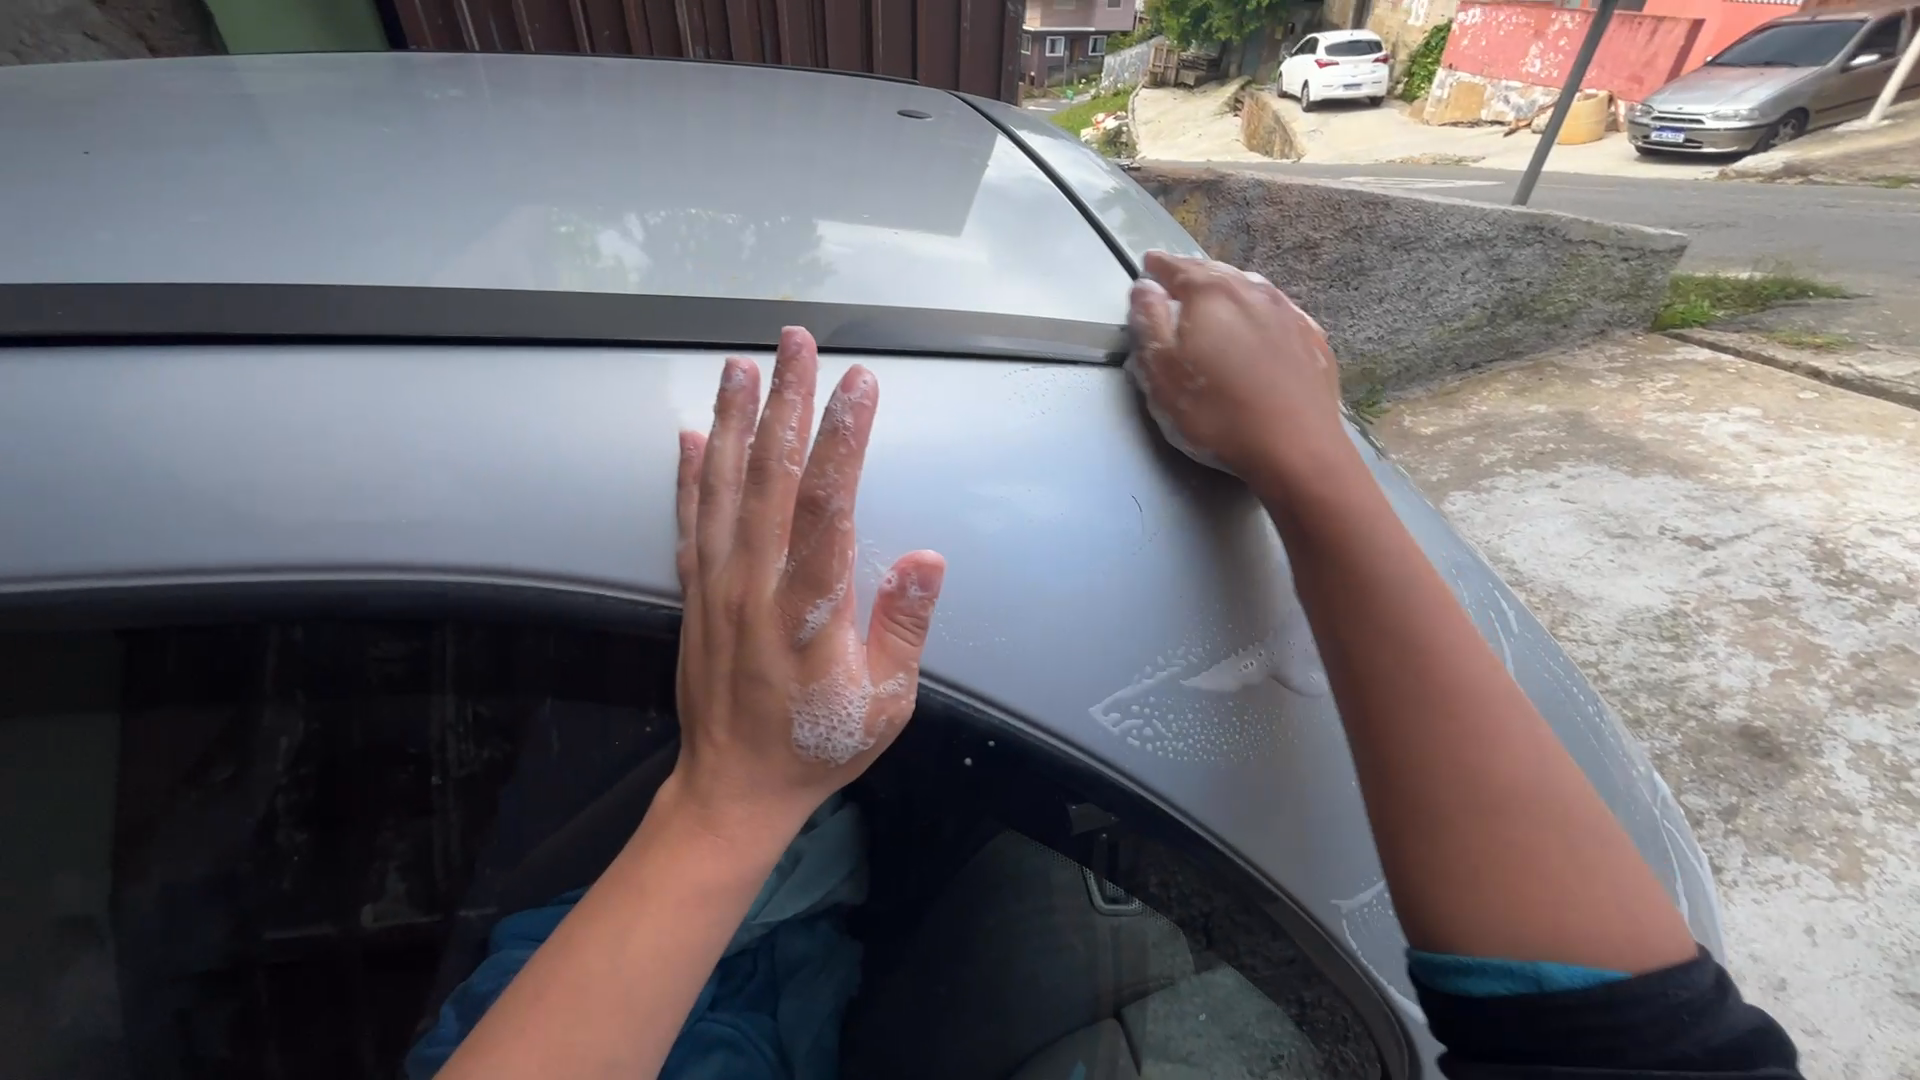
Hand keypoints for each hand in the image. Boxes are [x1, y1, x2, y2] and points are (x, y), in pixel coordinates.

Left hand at [671, 327, 945, 840]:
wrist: (733, 787)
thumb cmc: (818, 745)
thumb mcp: (885, 702)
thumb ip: (903, 626)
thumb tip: (926, 557)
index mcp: (808, 609)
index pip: (828, 507)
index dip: (844, 439)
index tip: (858, 384)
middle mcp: (754, 584)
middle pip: (771, 477)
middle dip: (788, 402)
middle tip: (799, 342)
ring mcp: (716, 585)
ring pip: (723, 487)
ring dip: (735, 421)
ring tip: (742, 365)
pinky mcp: (694, 593)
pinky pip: (690, 521)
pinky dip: (690, 474)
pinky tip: (694, 433)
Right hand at [1127, 251, 1351, 494]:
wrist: (1295, 448)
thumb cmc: (1217, 414)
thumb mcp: (1161, 374)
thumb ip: (1148, 324)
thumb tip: (1144, 289)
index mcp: (1211, 295)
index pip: (1177, 269)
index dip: (1159, 267)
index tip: (1149, 264)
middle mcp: (1253, 292)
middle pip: (1217, 274)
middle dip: (1195, 276)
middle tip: (1179, 282)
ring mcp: (1288, 314)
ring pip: (1251, 290)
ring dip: (1230, 292)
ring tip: (1216, 302)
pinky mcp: (1312, 341)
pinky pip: (1278, 315)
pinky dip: (1260, 316)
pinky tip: (1258, 330)